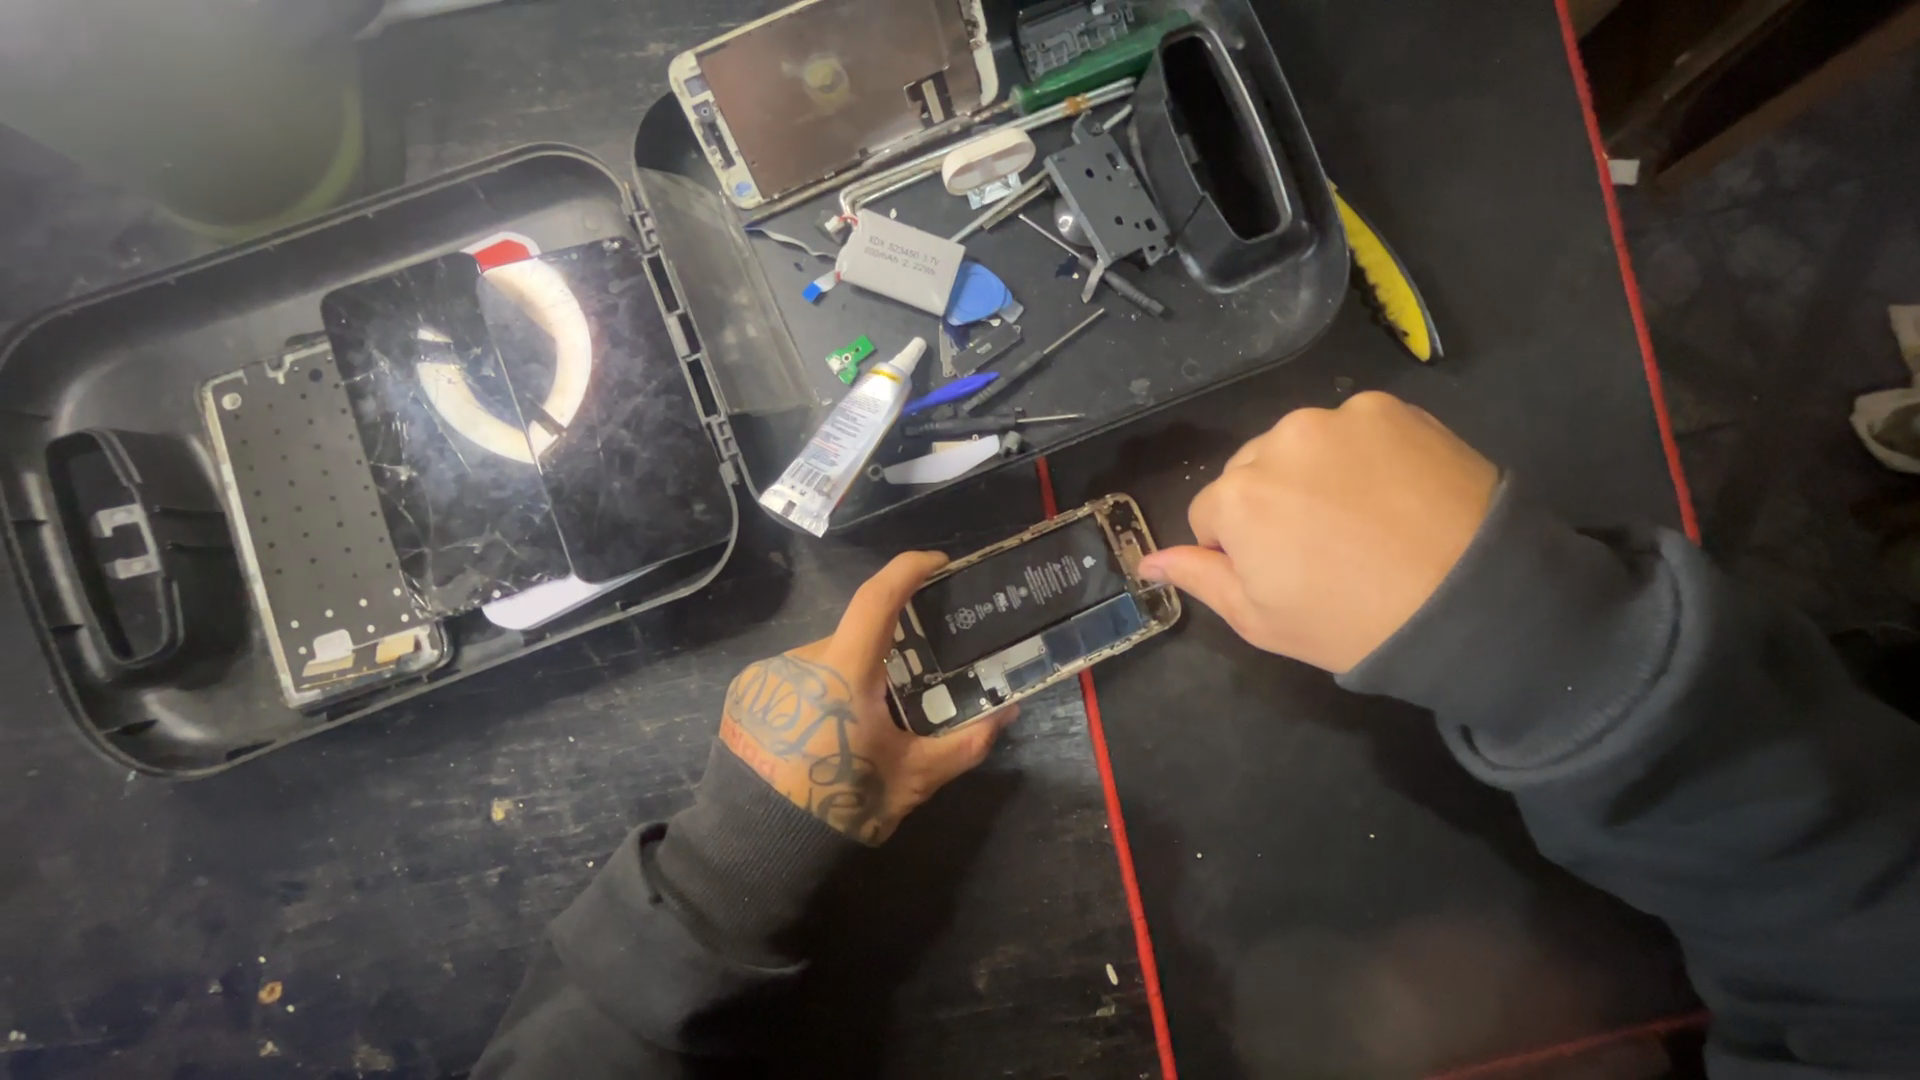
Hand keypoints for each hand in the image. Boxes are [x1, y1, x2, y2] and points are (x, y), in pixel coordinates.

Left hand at [719, 552, 1016, 844]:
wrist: (756, 846)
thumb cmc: (840, 805)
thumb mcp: (912, 778)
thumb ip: (964, 742)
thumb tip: (1007, 711)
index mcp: (844, 671)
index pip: (878, 598)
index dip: (909, 570)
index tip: (938, 563)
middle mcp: (801, 660)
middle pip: (856, 637)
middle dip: (885, 655)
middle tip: (908, 692)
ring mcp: (767, 675)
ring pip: (826, 659)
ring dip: (850, 678)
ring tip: (864, 727)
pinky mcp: (746, 693)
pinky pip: (796, 679)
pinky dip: (820, 693)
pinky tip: (825, 734)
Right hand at [1137, 392, 1497, 673]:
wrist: (1474, 602)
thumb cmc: (1351, 621)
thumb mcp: (1259, 618)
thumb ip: (1197, 578)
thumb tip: (1146, 559)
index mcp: (1237, 497)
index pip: (1209, 513)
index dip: (1238, 547)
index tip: (1281, 571)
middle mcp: (1277, 442)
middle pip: (1249, 472)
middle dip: (1269, 503)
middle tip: (1321, 545)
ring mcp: (1338, 419)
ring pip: (1297, 446)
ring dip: (1310, 473)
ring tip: (1359, 517)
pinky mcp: (1390, 407)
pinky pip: (1350, 429)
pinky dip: (1359, 454)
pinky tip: (1390, 491)